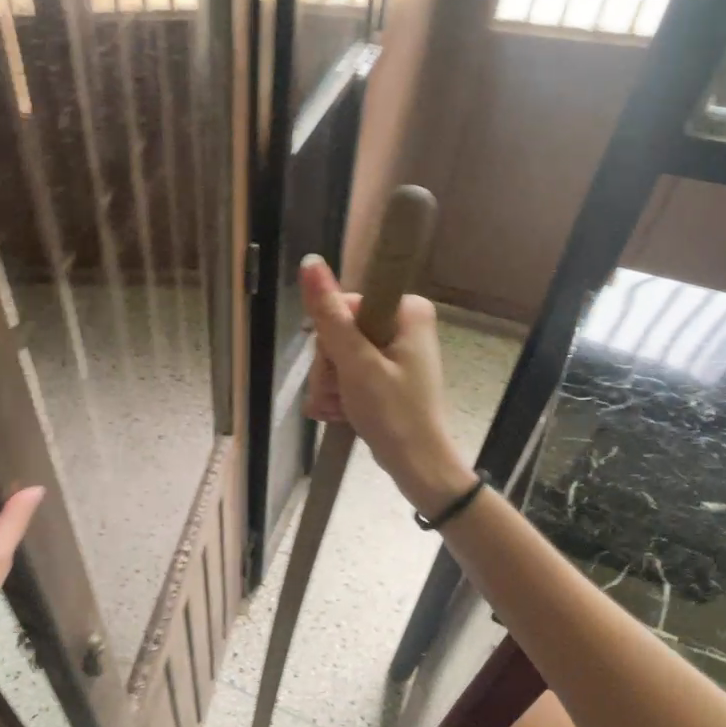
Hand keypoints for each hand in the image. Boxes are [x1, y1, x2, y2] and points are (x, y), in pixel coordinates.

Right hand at [299, 255, 473, 512]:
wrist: (416, 464)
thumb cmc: (393, 413)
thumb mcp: (356, 363)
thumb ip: (330, 315)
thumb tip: (310, 262)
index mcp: (406, 310)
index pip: (343, 306)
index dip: (331, 340)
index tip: (341, 368)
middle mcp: (401, 323)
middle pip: (337, 334)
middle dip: (330, 370)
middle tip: (340, 395)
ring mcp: (392, 350)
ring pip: (336, 357)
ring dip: (329, 387)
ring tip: (340, 410)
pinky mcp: (384, 373)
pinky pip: (345, 374)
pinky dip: (338, 395)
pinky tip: (340, 413)